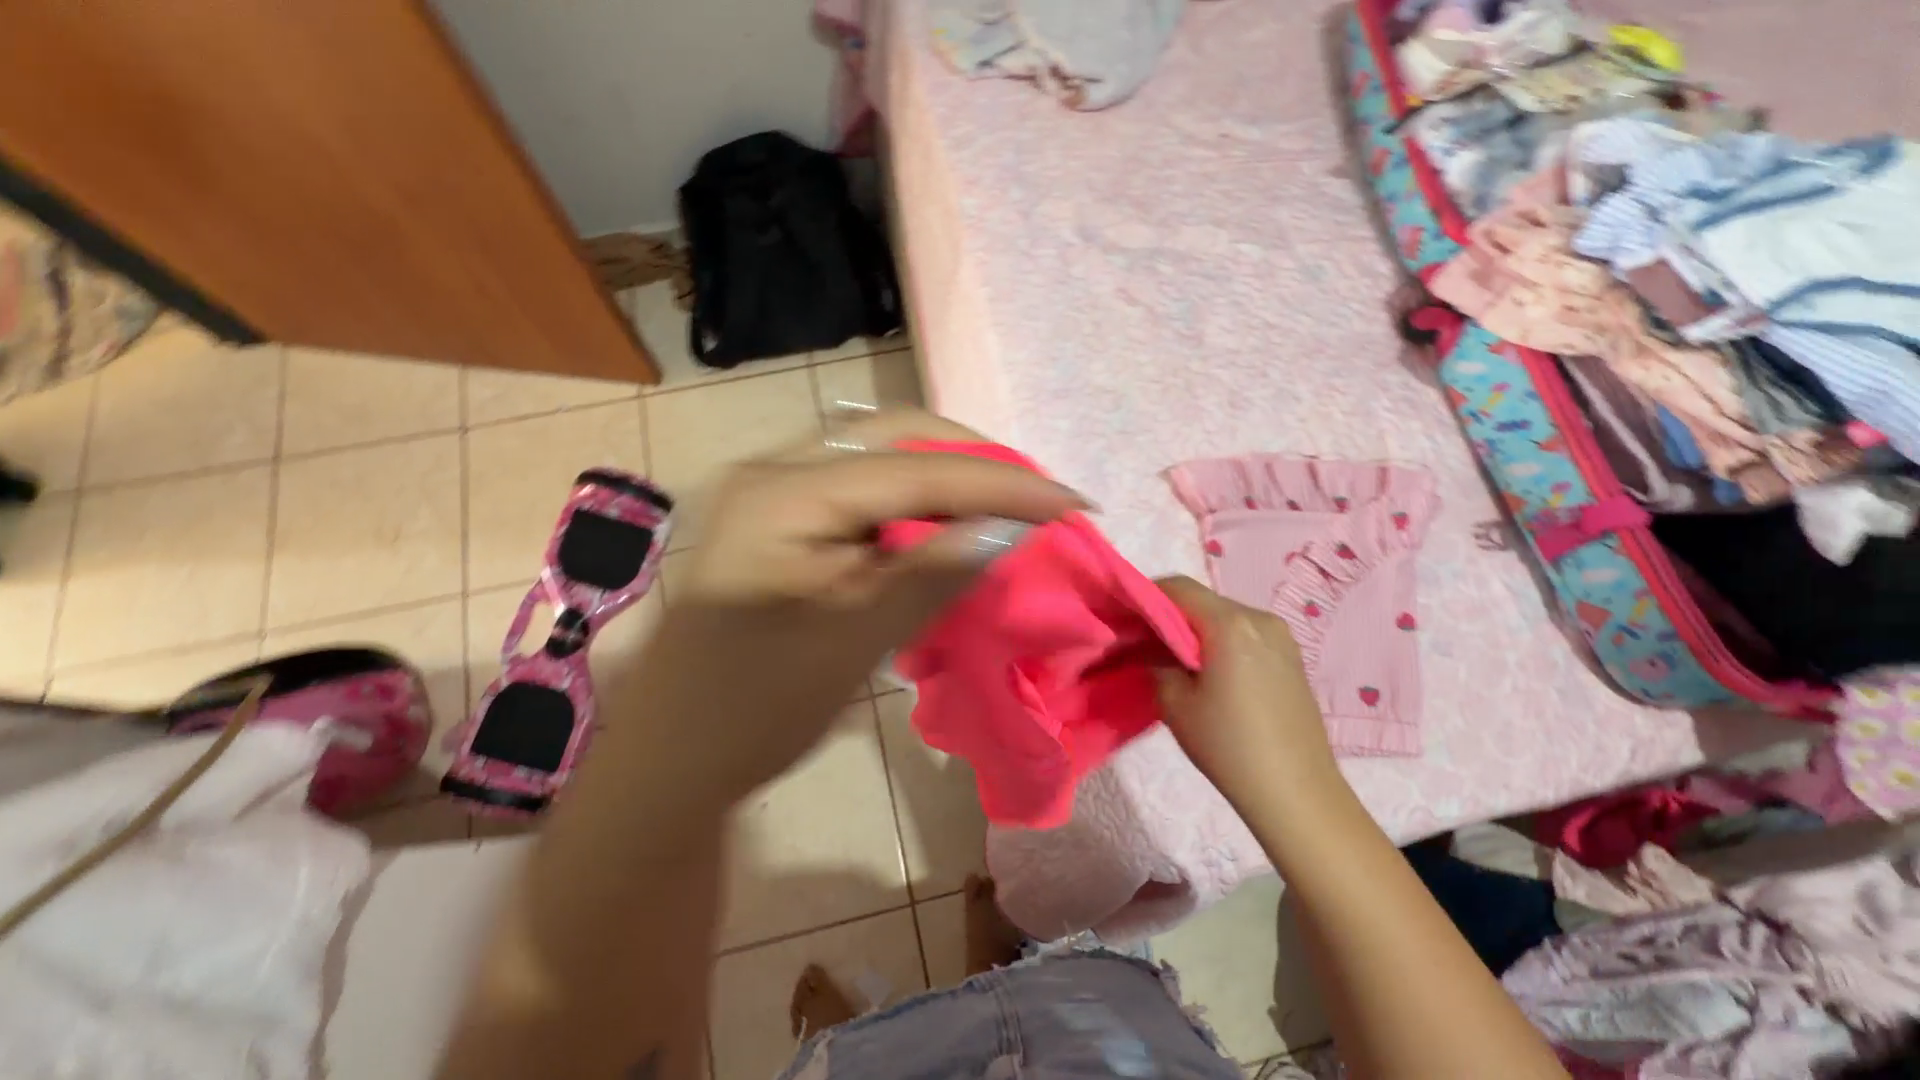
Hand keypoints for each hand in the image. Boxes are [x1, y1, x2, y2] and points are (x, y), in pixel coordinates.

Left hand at [618, 410, 1085, 800]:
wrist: (670, 759)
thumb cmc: (755, 709)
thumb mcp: (854, 639)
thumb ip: (934, 571)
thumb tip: (1013, 525)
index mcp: (784, 493)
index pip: (915, 470)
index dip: (1001, 485)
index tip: (1074, 503)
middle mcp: (773, 470)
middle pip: (893, 437)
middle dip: (973, 461)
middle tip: (1037, 499)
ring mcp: (771, 492)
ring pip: (878, 457)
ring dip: (945, 477)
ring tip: (1006, 507)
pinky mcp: (778, 520)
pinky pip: (859, 490)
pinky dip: (912, 503)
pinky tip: (948, 528)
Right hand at [1152, 576, 1343, 809]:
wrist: (1296, 791)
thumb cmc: (1229, 746)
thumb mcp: (1174, 703)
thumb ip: (1156, 661)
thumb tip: (1152, 647)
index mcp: (1231, 623)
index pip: (1177, 587)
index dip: (1144, 597)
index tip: (1124, 621)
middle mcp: (1260, 618)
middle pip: (1203, 601)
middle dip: (1169, 616)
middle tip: (1144, 646)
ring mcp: (1282, 637)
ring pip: (1224, 618)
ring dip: (1195, 632)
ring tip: (1176, 665)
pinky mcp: (1292, 658)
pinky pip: (1245, 636)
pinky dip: (1220, 644)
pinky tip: (1210, 677)